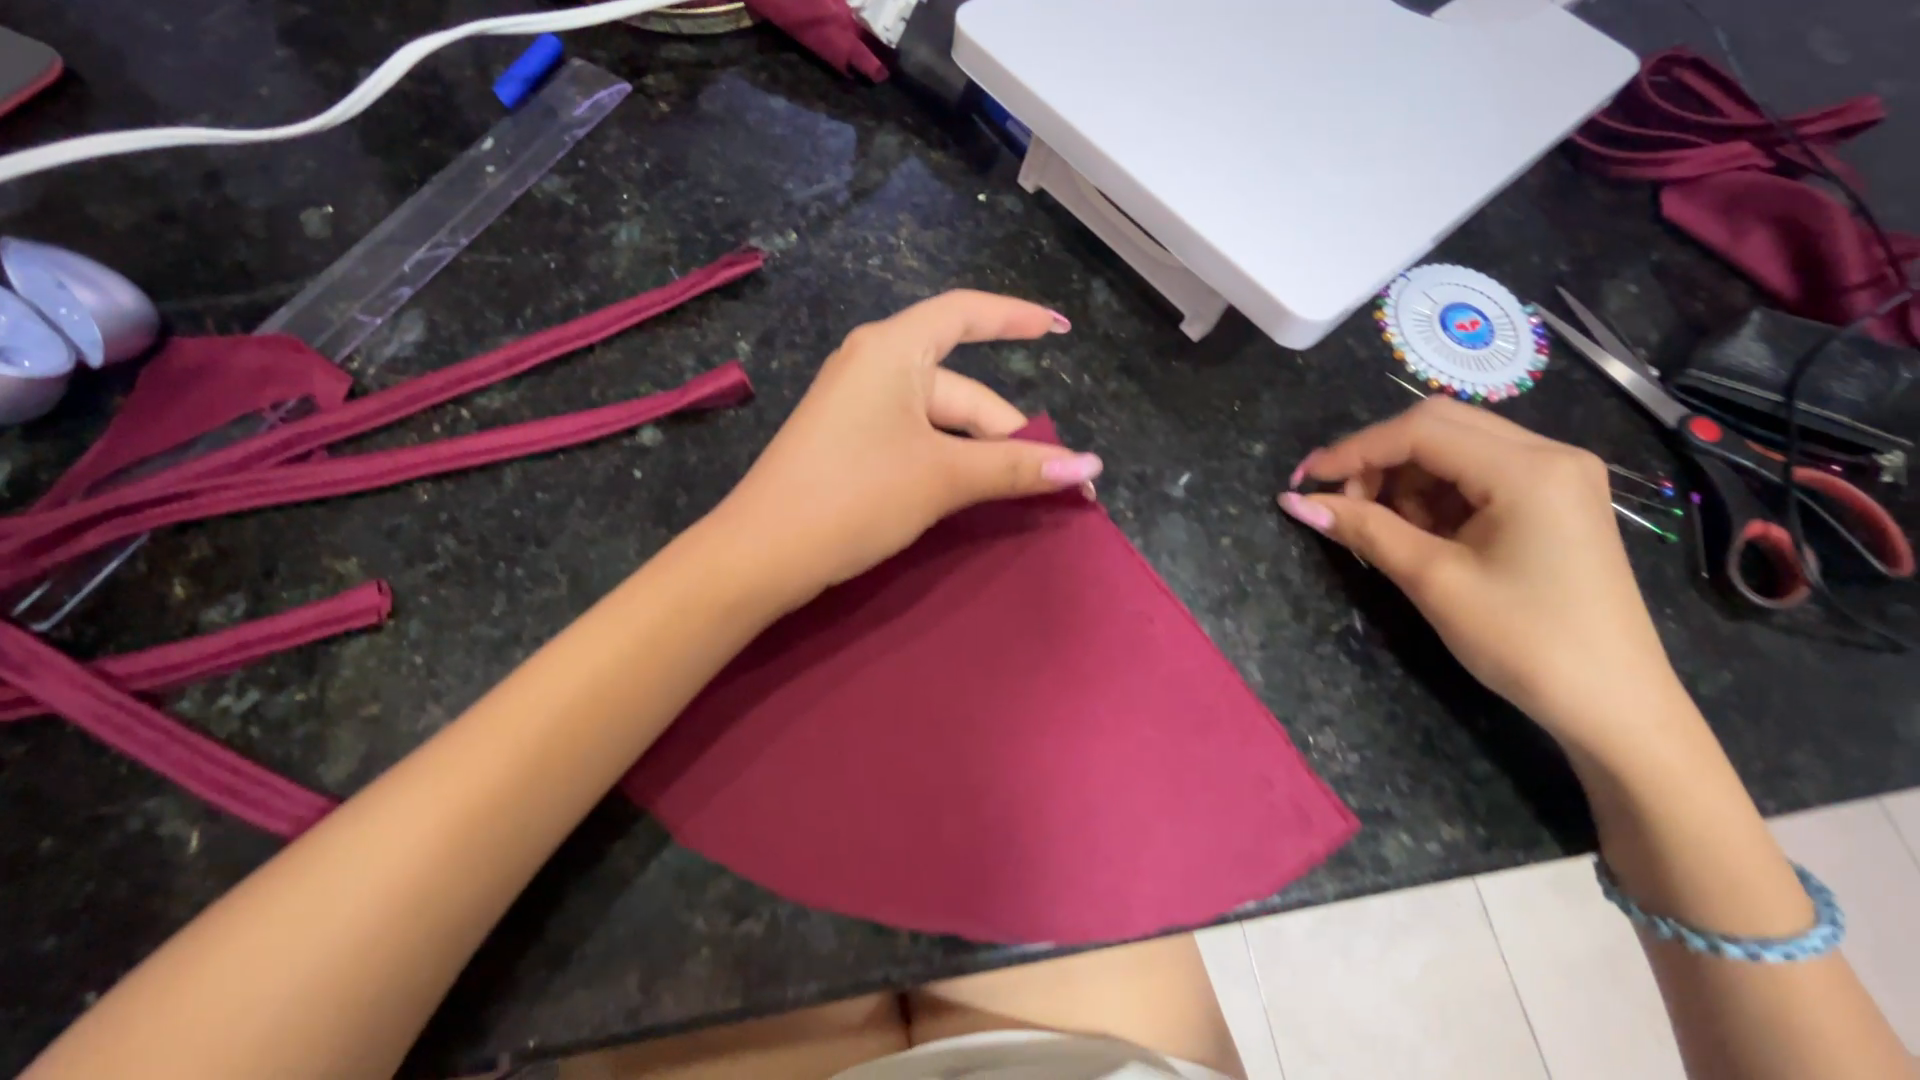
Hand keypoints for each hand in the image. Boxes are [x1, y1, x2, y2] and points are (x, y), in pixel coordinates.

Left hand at [714, 290, 1101, 604]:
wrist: (762, 553)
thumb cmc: (854, 495)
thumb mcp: (943, 478)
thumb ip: (1016, 467)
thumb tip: (1089, 467)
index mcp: (892, 350)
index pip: (965, 314)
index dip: (1015, 317)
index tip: (1059, 328)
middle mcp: (874, 365)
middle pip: (961, 389)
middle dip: (1006, 434)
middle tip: (1051, 480)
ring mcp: (858, 406)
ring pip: (941, 421)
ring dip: (980, 454)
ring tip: (1018, 492)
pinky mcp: (849, 443)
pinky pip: (915, 439)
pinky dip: (948, 461)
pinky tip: (970, 494)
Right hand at [1278, 398, 1678, 748]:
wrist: (1613, 702)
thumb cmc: (1524, 641)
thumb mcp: (1433, 581)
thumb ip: (1364, 530)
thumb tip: (1295, 502)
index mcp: (1528, 469)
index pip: (1421, 430)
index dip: (1354, 451)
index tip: (1305, 480)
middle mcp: (1550, 454)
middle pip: (1440, 426)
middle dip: (1380, 459)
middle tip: (1342, 504)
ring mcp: (1559, 476)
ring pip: (1457, 448)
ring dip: (1407, 479)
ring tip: (1382, 528)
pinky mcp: (1556, 500)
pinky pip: (1480, 475)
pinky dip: (1438, 495)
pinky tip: (1421, 534)